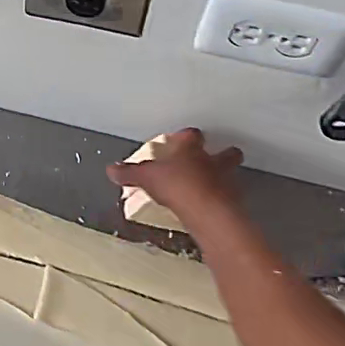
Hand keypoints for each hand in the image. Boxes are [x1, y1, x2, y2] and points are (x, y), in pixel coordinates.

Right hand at [106, 128, 243, 223]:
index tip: (180, 140)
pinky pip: (230, 197)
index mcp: (191, 147)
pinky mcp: (232, 202)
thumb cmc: (178, 185)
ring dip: (225, 177)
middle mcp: (212, 160)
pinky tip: (215, 209)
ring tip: (216, 186)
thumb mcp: (146, 178)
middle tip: (215, 159)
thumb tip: (112, 169)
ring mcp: (225, 180)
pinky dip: (225, 201)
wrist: (206, 210)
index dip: (186, 137)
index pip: (191, 135)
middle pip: (224, 152)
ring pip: (231, 173)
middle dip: (222, 154)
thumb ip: (130, 173)